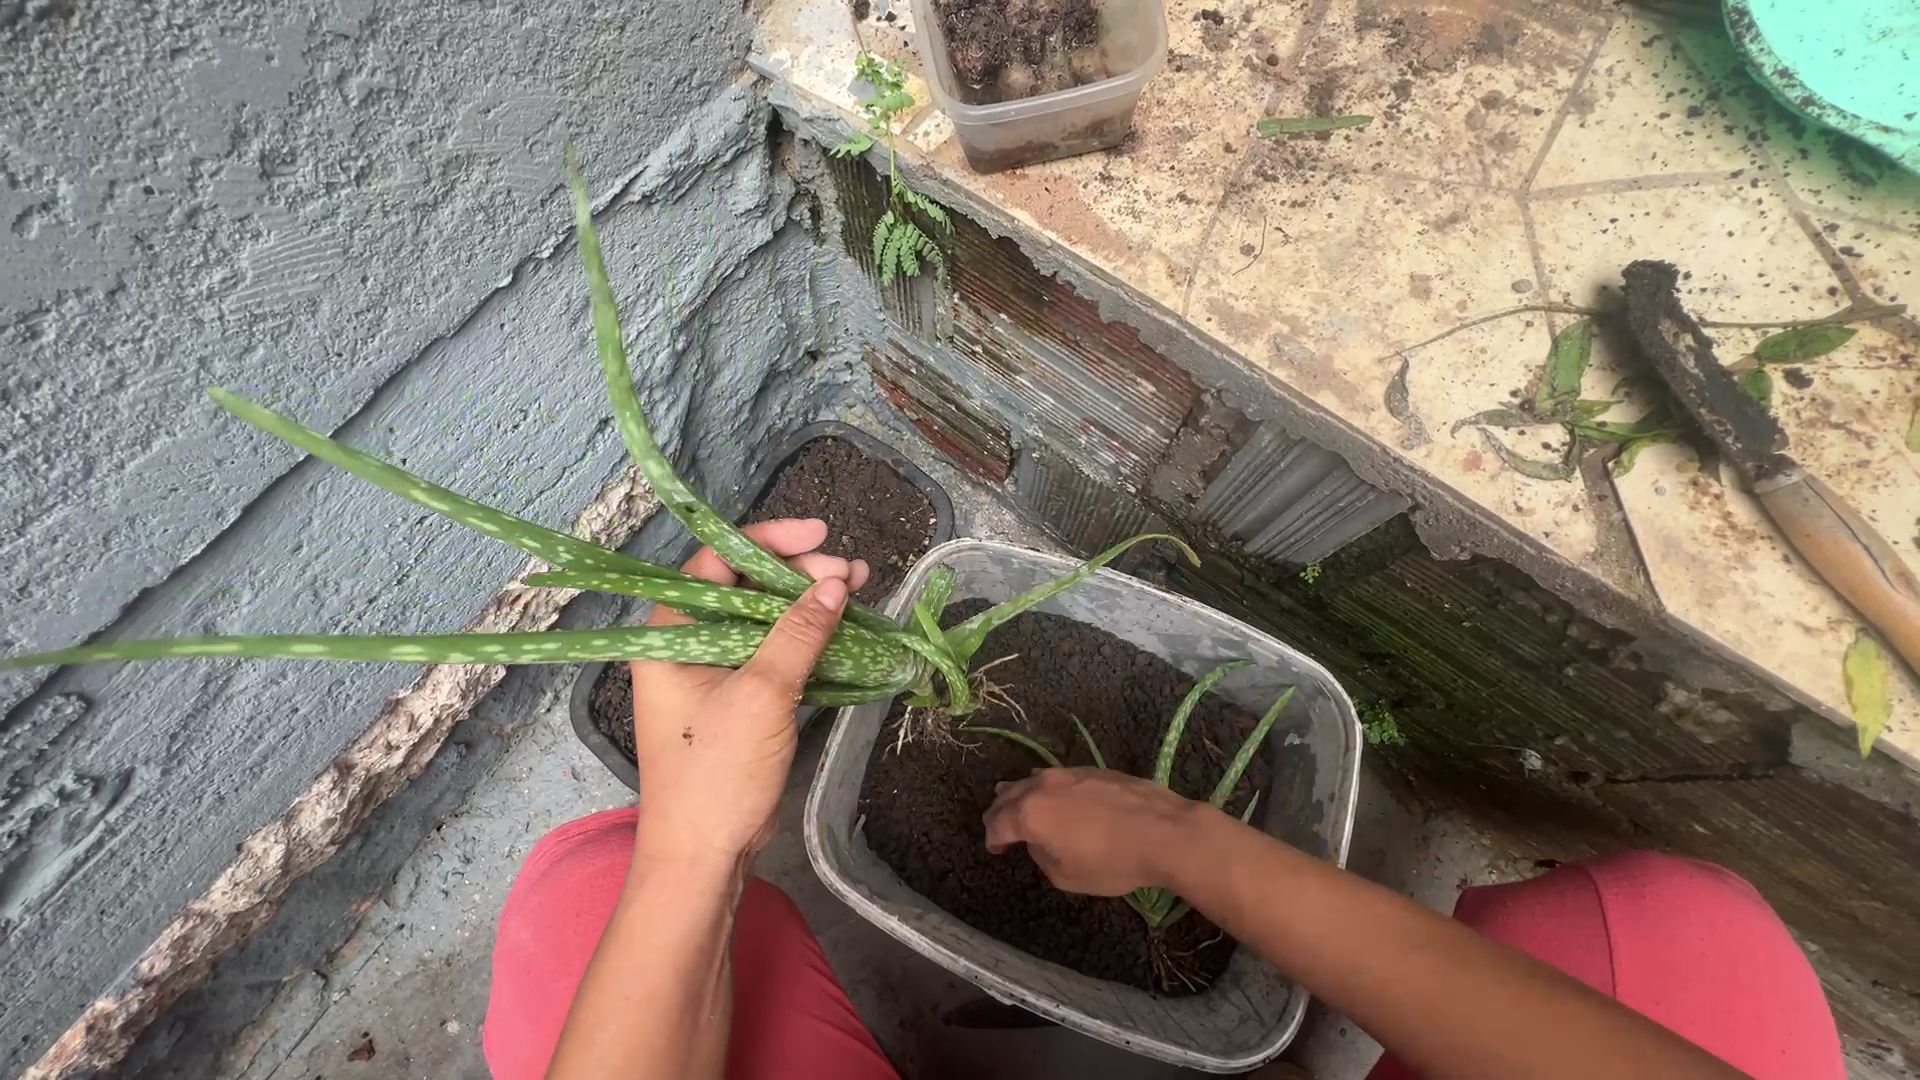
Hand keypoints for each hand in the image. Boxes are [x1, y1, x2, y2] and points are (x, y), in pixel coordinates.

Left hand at [628, 519, 868, 866]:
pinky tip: (848, 624)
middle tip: (849, 574)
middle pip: (747, 586)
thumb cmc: (716, 772)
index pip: (716, 562)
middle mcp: (690, 643)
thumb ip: (799, 634)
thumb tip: (836, 582)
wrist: (705, 856)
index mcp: (671, 633)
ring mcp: (719, 670)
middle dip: (799, 573)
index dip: (768, 540)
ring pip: (768, 616)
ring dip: (812, 602)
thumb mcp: (762, 695)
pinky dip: (812, 635)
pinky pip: (779, 649)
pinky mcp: (744, 695)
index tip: (819, 534)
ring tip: (861, 586)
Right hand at [983, 767, 1201, 895]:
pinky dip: (1044, 786)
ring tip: (1011, 798)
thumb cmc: (1111, 861)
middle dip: (999, 811)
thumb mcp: (1066, 876)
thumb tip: (1039, 840)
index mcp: (1029, 814)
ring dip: (1018, 792)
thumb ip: (1042, 856)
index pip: (998, 823)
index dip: (992, 837)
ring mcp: (1067, 773)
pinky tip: (1049, 791)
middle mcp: (1042, 786)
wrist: (1162, 831)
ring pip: (1031, 780)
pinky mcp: (1090, 769)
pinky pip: (1055, 776)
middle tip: (996, 824)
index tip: (994, 847)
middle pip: (1009, 795)